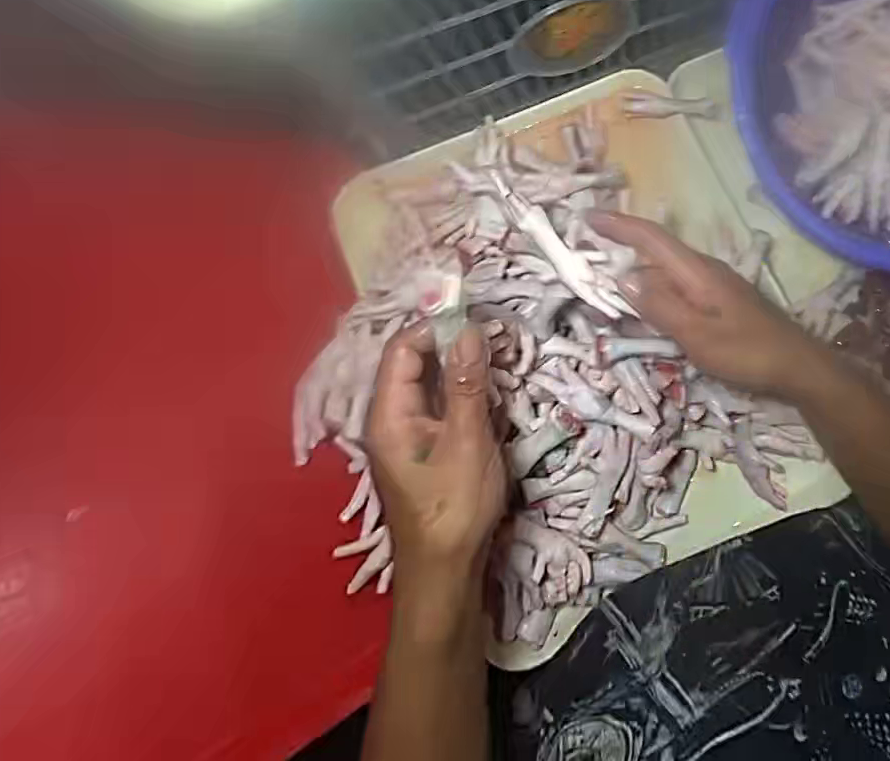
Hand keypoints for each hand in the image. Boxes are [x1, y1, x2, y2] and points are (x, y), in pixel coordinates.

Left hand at [364, 322, 508, 585]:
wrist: (447, 569)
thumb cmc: (453, 505)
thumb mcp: (466, 440)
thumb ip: (466, 383)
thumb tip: (468, 329)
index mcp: (388, 414)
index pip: (402, 349)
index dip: (435, 327)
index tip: (477, 318)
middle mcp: (392, 417)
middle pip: (417, 362)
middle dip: (455, 344)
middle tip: (497, 336)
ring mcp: (410, 431)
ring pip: (434, 382)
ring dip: (465, 367)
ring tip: (501, 359)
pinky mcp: (428, 444)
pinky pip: (444, 403)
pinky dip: (468, 390)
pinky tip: (494, 391)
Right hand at [586, 211, 836, 398]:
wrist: (798, 365)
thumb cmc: (747, 351)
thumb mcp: (696, 335)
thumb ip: (659, 306)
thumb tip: (622, 276)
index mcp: (697, 271)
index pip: (652, 238)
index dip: (619, 225)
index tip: (588, 216)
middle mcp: (705, 270)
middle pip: (657, 252)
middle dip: (622, 248)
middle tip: (589, 257)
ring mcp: (716, 284)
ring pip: (668, 272)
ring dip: (638, 275)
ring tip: (609, 287)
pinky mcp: (722, 301)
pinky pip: (680, 288)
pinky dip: (657, 292)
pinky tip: (648, 310)